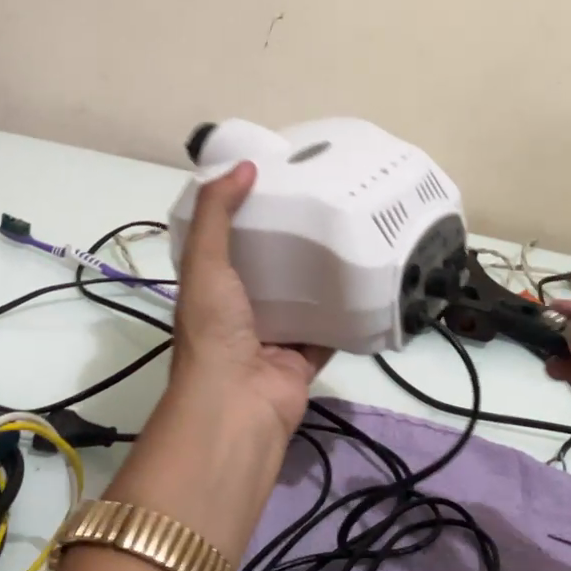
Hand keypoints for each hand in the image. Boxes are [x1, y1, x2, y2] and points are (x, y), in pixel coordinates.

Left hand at [169, 162, 332, 441]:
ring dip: (319, 273)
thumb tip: (244, 166)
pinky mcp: (306, 355)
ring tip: (349, 233)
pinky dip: (345, 311)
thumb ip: (217, 214)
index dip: (243, 212)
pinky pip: (330, 328)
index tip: (273, 180)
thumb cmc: (215, 331)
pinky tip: (366, 281)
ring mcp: (275, 335)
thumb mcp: (205, 263)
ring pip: (302, 297)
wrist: (238, 404)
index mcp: (211, 288)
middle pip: (268, 267)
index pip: (226, 242)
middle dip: (289, 240)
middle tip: (322, 202)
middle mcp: (241, 310)